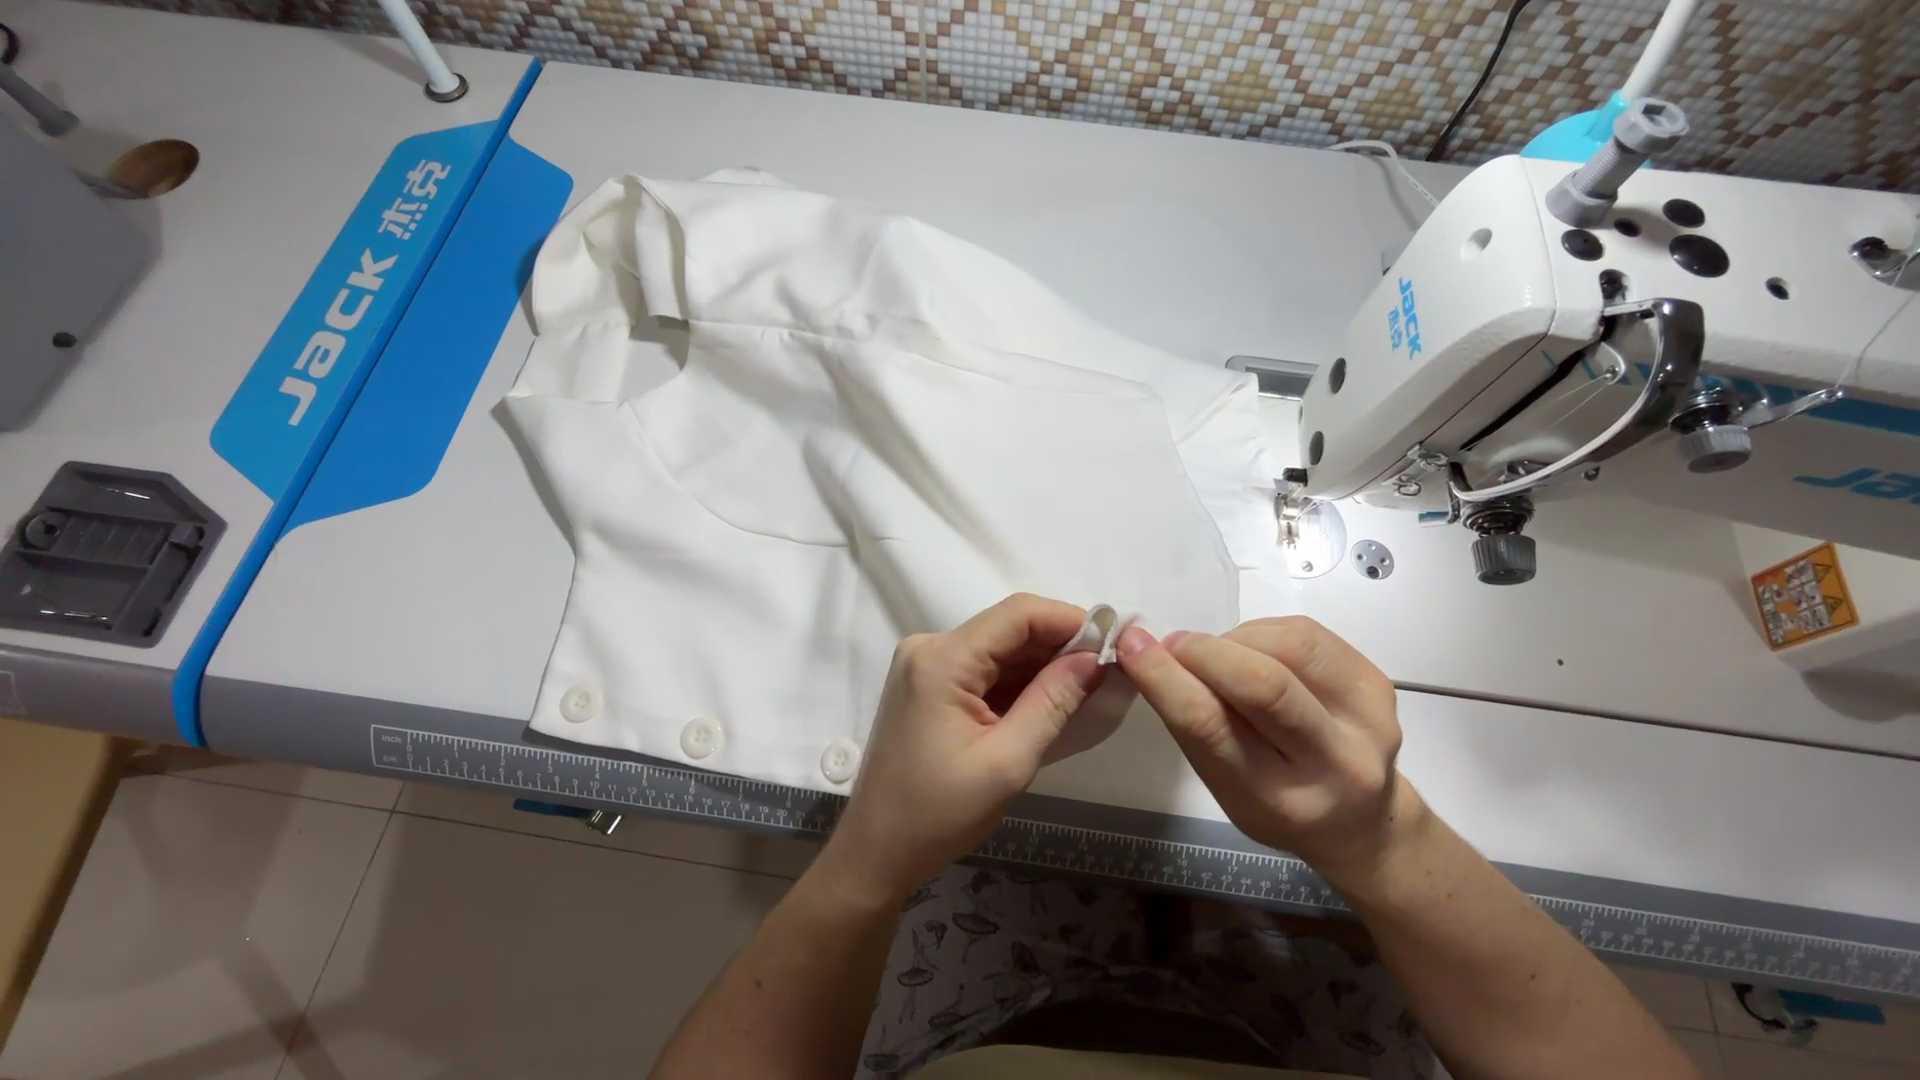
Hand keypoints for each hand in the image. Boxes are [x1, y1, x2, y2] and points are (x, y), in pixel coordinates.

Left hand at [819, 594, 1105, 903]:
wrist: (877, 852)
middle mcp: (928, 648)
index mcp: (941, 660)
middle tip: (1108, 671)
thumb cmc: (939, 815)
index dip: (1069, 620)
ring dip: (1041, 664)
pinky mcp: (927, 686)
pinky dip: (1017, 681)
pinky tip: (1050, 699)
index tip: (1114, 642)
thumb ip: (1053, 702)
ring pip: (998, 648)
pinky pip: (982, 669)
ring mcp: (924, 666)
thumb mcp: (1008, 763)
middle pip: (1007, 627)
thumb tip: (1095, 658)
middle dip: (1060, 644)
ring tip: (1088, 687)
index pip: (1017, 613)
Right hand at [1116, 616, 1420, 881]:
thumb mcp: (1223, 785)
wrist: (1359, 819)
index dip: (1166, 678)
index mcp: (1277, 800)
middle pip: (1263, 685)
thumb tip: (1150, 653)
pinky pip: (1308, 634)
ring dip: (1234, 639)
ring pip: (1290, 647)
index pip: (1212, 728)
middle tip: (1171, 644)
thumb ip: (1191, 725)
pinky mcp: (1380, 685)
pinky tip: (1251, 650)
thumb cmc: (1274, 803)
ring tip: (1216, 655)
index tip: (1132, 646)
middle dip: (1204, 651)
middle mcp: (1334, 765)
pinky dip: (1262, 631)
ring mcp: (1370, 722)